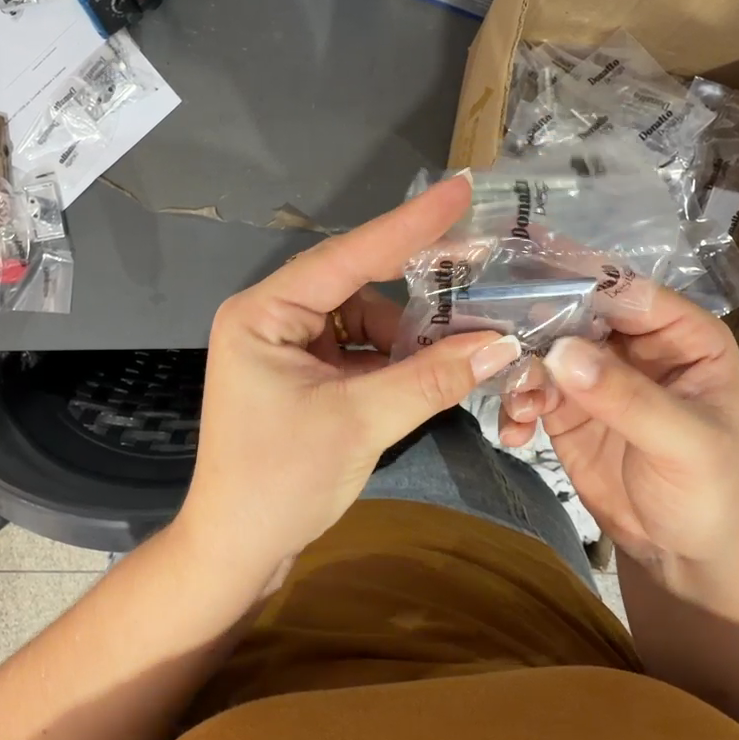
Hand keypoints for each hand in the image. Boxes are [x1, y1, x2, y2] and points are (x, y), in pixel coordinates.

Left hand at [177, 175, 522, 581]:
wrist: (237, 549)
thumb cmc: (281, 482)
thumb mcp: (360, 423)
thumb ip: (431, 378)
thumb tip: (501, 343)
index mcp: (263, 314)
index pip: (347, 257)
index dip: (408, 226)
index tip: (460, 190)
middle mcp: (269, 319)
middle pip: (356, 287)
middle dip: (415, 293)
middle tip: (480, 277)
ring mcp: (284, 350)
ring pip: (362, 323)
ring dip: (408, 337)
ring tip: (461, 347)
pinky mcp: (301, 379)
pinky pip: (357, 353)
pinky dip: (394, 362)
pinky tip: (431, 371)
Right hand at [498, 290, 738, 566]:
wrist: (685, 556)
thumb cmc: (712, 493)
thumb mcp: (684, 444)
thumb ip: (627, 397)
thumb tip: (560, 351)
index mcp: (683, 336)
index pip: (629, 294)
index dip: (581, 286)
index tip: (527, 285)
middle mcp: (636, 347)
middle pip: (577, 314)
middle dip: (535, 327)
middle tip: (497, 344)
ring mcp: (596, 378)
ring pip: (545, 351)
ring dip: (521, 374)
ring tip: (519, 409)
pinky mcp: (566, 410)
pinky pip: (529, 391)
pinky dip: (515, 407)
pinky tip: (515, 435)